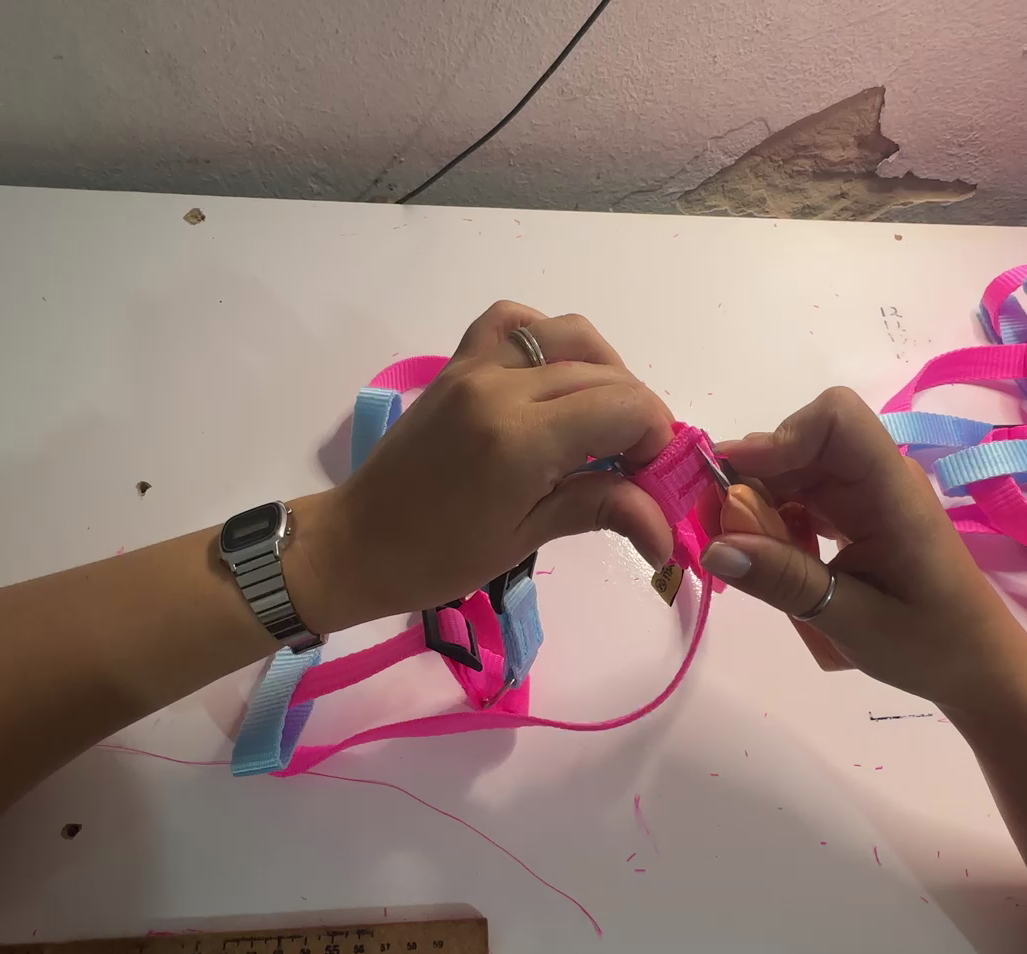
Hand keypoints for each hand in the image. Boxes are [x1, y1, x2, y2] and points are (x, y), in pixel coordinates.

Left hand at [288, 301, 676, 631]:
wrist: (357, 543)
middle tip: (631, 461)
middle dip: (636, 413)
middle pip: (605, 373)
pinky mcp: (455, 365)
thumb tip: (669, 534)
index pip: (625, 406)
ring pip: (568, 334)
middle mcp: (501, 387)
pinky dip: (547, 338)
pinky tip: (554, 375)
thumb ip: (600, 510)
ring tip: (601, 418)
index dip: (654, 436)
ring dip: (604, 369)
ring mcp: (474, 367)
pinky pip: (512, 322)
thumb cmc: (438, 558)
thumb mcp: (526, 538)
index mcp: (521, 439)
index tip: (648, 474)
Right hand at [700, 387, 1026, 712]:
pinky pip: (797, 495)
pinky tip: (762, 554)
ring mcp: (862, 494)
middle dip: (751, 477)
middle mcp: (875, 479)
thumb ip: (784, 581)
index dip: (781, 438)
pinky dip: (768, 517)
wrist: (976, 667)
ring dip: (754, 500)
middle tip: (717, 532)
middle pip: (800, 443)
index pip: (836, 419)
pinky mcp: (850, 513)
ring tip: (735, 549)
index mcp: (891, 493)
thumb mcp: (852, 620)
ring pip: (791, 469)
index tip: (735, 485)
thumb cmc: (931, 645)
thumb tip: (712, 548)